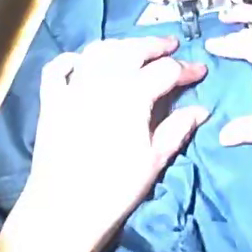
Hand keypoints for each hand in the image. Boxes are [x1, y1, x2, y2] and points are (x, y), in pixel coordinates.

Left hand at [0, 37, 208, 251]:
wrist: (64, 206)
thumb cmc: (116, 187)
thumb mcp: (154, 159)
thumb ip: (176, 128)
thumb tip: (200, 109)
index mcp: (131, 95)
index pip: (165, 70)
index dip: (186, 68)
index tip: (200, 71)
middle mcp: (101, 81)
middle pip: (130, 50)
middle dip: (153, 45)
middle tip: (169, 47)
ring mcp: (72, 88)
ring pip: (96, 51)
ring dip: (118, 46)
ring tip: (132, 51)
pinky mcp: (50, 99)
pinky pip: (57, 68)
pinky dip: (71, 60)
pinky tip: (81, 62)